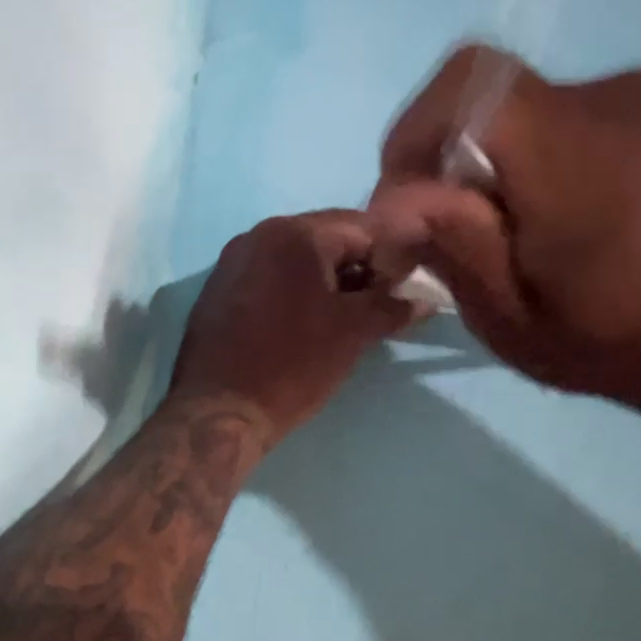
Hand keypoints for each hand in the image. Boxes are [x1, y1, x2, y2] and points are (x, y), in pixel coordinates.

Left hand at [170, 210, 421, 439]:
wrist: (219, 413)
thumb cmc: (291, 366)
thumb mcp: (352, 334)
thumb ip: (391, 307)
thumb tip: (426, 300)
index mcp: (293, 233)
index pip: (361, 228)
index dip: (387, 259)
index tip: (395, 295)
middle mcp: (255, 235)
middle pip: (323, 240)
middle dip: (352, 271)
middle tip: (367, 313)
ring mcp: (228, 264)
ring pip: (291, 262)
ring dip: (319, 285)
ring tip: (333, 325)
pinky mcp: (214, 294)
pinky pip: (264, 282)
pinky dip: (286, 297)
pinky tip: (295, 331)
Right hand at [369, 46, 640, 406]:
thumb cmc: (609, 341)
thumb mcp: (510, 320)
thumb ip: (453, 247)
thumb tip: (389, 204)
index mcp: (580, 159)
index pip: (471, 86)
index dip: (415, 132)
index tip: (402, 201)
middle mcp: (615, 101)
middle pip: (485, 97)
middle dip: (439, 160)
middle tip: (435, 234)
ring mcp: (639, 94)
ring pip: (514, 107)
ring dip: (478, 165)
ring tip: (490, 235)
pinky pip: (550, 113)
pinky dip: (517, 158)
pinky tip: (532, 217)